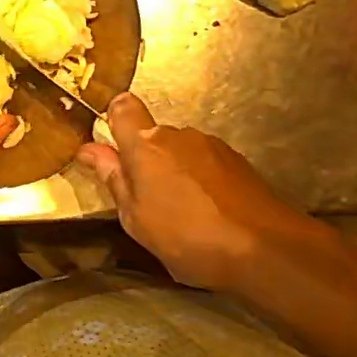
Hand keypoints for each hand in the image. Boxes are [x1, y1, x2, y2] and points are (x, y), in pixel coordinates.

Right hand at [76, 93, 309, 290]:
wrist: (266, 248)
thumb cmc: (188, 237)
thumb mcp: (136, 219)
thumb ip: (113, 179)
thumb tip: (90, 150)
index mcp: (146, 146)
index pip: (122, 108)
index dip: (112, 121)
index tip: (110, 150)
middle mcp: (178, 135)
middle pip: (151, 136)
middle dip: (145, 161)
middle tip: (146, 202)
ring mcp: (211, 145)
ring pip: (179, 151)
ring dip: (174, 172)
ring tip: (182, 214)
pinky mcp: (236, 160)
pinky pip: (204, 162)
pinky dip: (199, 180)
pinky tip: (208, 212)